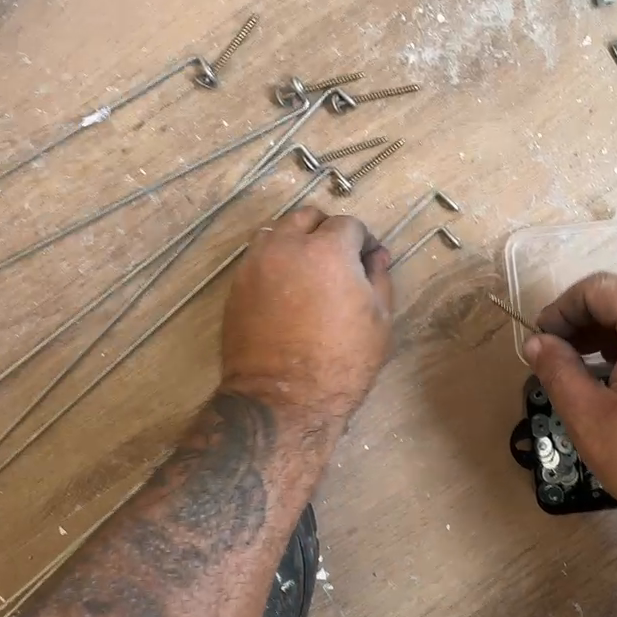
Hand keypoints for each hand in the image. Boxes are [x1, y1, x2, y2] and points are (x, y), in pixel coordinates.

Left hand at [220, 208, 393, 434]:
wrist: (284, 399)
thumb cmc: (343, 362)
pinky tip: (288, 290)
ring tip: (310, 271)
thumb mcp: (379, 320)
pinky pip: (258, 259)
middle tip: (340, 260)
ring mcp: (255, 264)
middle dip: (327, 231)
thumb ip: (380, 278)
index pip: (348, 224)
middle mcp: (287, 246)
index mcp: (327, 250)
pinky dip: (276, 263)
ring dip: (297, 241)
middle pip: (307, 217)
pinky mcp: (236, 286)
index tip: (369, 261)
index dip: (363, 241)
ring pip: (277, 232)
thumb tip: (376, 257)